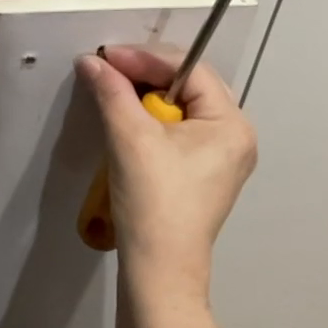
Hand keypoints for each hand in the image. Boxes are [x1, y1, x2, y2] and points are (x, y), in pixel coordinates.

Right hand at [76, 46, 257, 300]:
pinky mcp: (204, 174)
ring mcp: (223, 157)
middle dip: (146, 73)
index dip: (144, 57)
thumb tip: (91, 62)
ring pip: (183, 107)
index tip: (105, 56)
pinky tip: (129, 119)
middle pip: (189, 85)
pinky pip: (180, 130)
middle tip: (108, 70)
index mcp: (231, 124)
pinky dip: (153, 120)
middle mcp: (236, 136)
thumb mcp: (130, 139)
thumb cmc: (154, 202)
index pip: (189, 69)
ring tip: (115, 91)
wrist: (159, 270)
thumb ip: (111, 92)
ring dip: (147, 96)